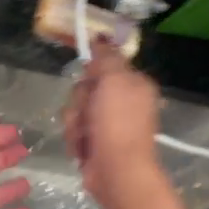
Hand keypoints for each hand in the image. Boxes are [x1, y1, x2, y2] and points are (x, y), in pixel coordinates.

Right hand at [63, 44, 165, 208]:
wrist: (117, 171)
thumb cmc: (118, 123)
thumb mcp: (114, 80)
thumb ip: (107, 56)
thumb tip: (101, 37)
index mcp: (134, 85)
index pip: (105, 65)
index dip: (93, 72)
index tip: (90, 78)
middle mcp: (123, 102)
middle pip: (86, 87)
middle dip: (80, 100)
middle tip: (89, 111)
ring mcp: (108, 124)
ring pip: (76, 108)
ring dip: (75, 121)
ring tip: (85, 135)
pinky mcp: (95, 142)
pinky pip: (74, 129)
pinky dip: (75, 138)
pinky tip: (82, 147)